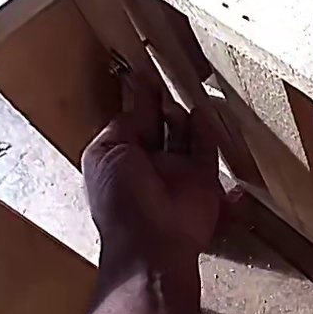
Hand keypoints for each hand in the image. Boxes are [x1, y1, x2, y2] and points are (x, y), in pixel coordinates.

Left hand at [82, 75, 221, 273]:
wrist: (155, 242)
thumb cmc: (122, 198)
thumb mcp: (107, 154)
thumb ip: (123, 126)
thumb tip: (137, 103)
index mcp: (120, 157)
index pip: (129, 120)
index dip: (135, 98)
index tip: (141, 71)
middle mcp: (149, 161)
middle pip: (157, 124)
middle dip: (159, 101)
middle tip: (164, 73)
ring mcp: (177, 170)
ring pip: (182, 133)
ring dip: (181, 113)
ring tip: (183, 87)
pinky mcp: (203, 178)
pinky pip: (205, 148)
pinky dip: (205, 129)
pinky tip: (201, 112)